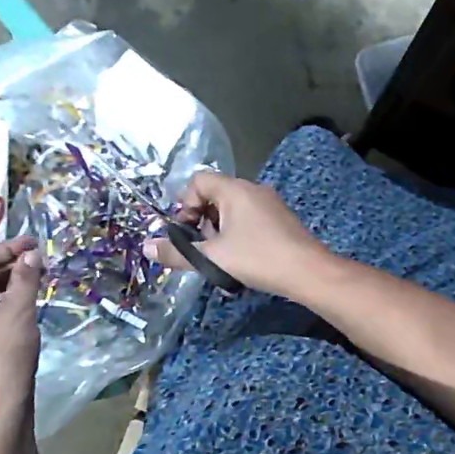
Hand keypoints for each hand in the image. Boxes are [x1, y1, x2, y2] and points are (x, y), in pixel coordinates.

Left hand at [0, 237, 43, 406]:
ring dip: (8, 282)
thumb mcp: (17, 310)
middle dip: (8, 266)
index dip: (7, 250)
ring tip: (36, 273)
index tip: (33, 241)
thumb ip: (25, 277)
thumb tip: (33, 254)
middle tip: (38, 256)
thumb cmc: (4, 353)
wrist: (0, 403)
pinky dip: (4, 299)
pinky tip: (25, 294)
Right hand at [145, 172, 329, 297]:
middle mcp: (253, 189)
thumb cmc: (258, 259)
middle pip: (214, 194)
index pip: (198, 181)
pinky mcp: (281, 219)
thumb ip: (177, 253)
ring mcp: (270, 203)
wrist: (308, 272)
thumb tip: (146, 247)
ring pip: (232, 208)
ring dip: (219, 229)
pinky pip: (249, 218)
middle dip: (201, 219)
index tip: (187, 231)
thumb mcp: (212, 258)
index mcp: (235, 190)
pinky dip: (238, 233)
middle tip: (203, 247)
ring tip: (221, 256)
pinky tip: (242, 258)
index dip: (185, 203)